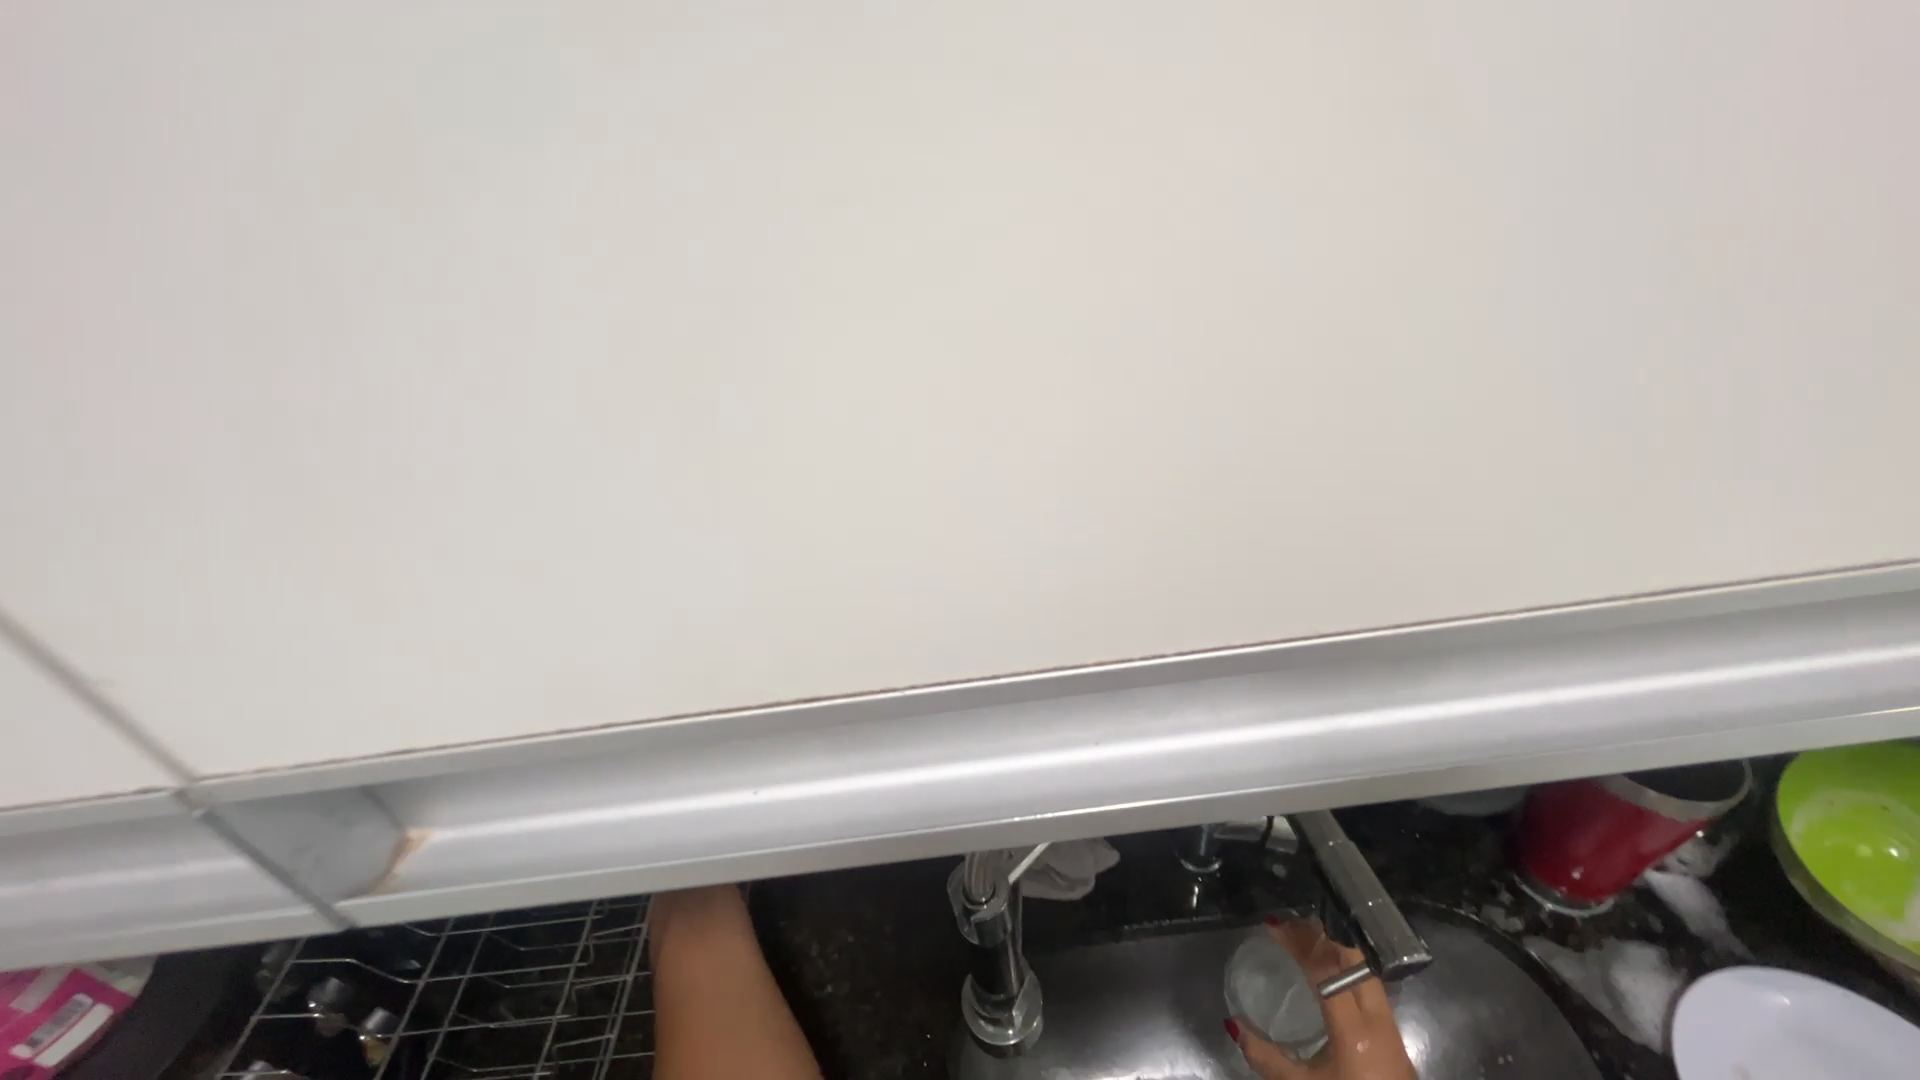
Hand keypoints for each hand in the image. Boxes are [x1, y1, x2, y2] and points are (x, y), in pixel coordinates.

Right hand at [1226, 917, 1415, 1079]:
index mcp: (1355, 1031)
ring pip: (1365, 969)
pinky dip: (1346, 966)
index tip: (1272, 926)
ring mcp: (1392, 1026)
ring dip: (1335, 948)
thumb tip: (1234, 1025)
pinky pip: (1370, 984)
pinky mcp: (1395, 1034)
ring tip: (1303, 939)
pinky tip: (1327, 970)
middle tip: (1288, 925)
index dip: (1298, 942)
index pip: (1327, 969)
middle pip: (1353, 959)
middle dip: (1320, 935)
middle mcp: (1379, 1020)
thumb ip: (1266, 1057)